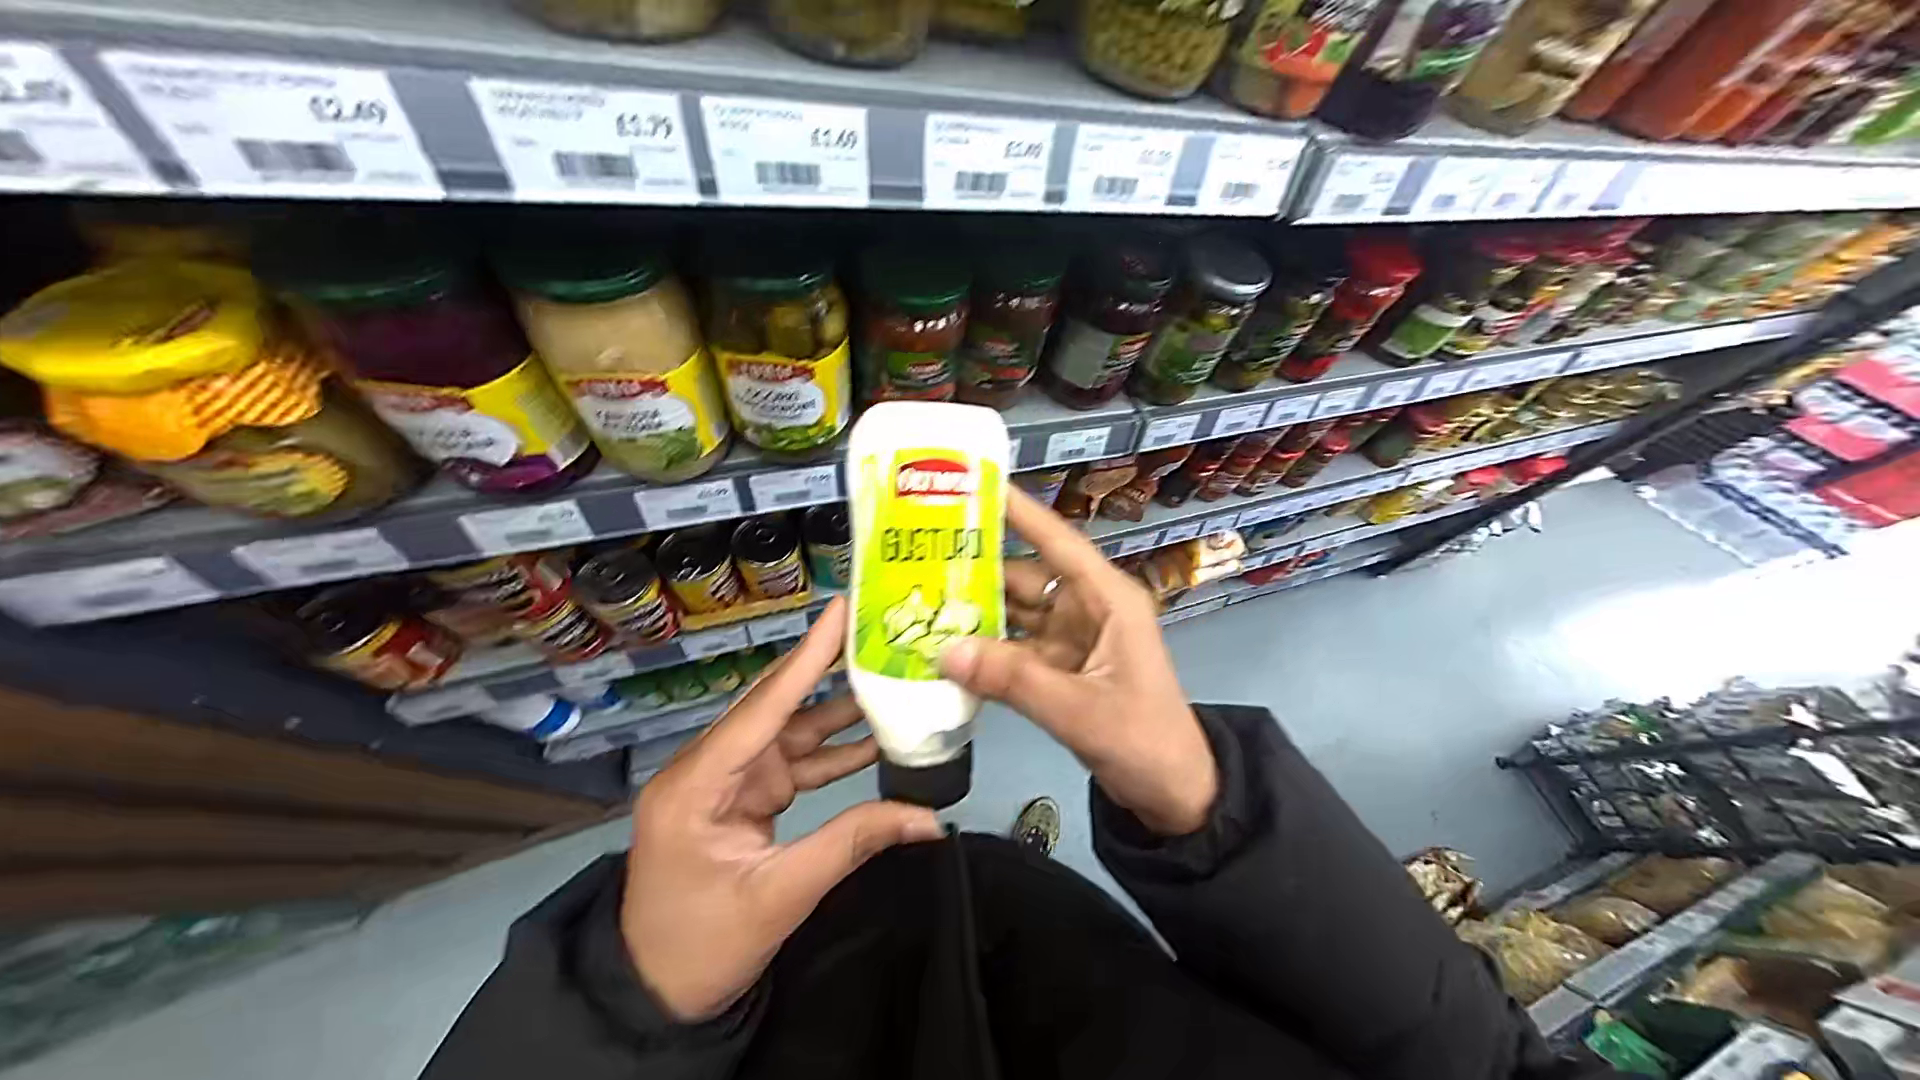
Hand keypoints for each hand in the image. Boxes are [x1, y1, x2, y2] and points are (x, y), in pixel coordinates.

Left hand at [622, 597, 941, 1021]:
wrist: (654, 993)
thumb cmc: (700, 945)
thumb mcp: (779, 896)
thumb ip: (852, 843)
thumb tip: (929, 819)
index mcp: (697, 782)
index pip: (762, 707)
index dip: (806, 658)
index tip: (839, 611)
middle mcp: (709, 765)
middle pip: (776, 706)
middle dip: (825, 668)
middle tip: (873, 631)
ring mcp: (729, 778)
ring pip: (791, 730)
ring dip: (839, 712)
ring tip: (890, 679)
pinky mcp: (745, 794)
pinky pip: (796, 761)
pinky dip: (833, 753)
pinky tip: (876, 741)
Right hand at [941, 487, 1217, 836]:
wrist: (1174, 793)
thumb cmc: (1144, 740)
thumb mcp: (1080, 711)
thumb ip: (1013, 681)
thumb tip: (943, 651)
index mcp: (1107, 599)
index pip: (1057, 542)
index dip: (1019, 511)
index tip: (975, 483)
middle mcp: (1086, 608)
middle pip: (1024, 577)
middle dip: (976, 569)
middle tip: (918, 557)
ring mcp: (1070, 638)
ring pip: (1014, 613)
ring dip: (973, 611)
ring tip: (917, 600)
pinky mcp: (1058, 666)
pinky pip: (1012, 648)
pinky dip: (982, 649)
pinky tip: (943, 647)